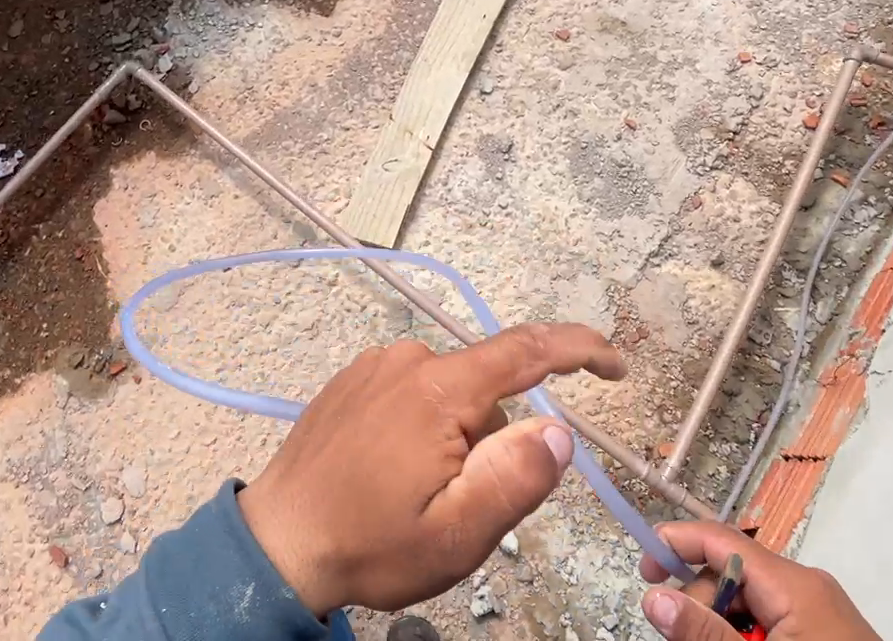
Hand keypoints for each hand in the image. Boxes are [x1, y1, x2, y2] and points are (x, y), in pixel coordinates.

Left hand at [237, 323, 626, 614]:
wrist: (277, 541)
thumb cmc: (368, 543)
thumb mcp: (456, 533)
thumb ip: (514, 477)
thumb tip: (557, 429)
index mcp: (437, 389)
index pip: (525, 349)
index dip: (578, 349)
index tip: (616, 365)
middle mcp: (407, 359)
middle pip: (486, 388)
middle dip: (494, 441)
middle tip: (461, 503)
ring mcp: (375, 365)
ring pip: (450, 395)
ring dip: (457, 439)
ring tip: (417, 495)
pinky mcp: (353, 380)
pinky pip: (413, 393)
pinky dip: (424, 428)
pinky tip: (391, 472)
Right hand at [638, 522, 881, 640]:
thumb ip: (705, 635)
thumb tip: (651, 597)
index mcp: (793, 584)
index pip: (718, 539)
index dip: (674, 544)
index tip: (643, 572)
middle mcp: (806, 586)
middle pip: (730, 574)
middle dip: (699, 603)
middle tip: (681, 639)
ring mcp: (820, 612)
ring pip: (749, 602)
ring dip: (722, 626)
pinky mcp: (827, 635)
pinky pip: (772, 622)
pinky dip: (748, 637)